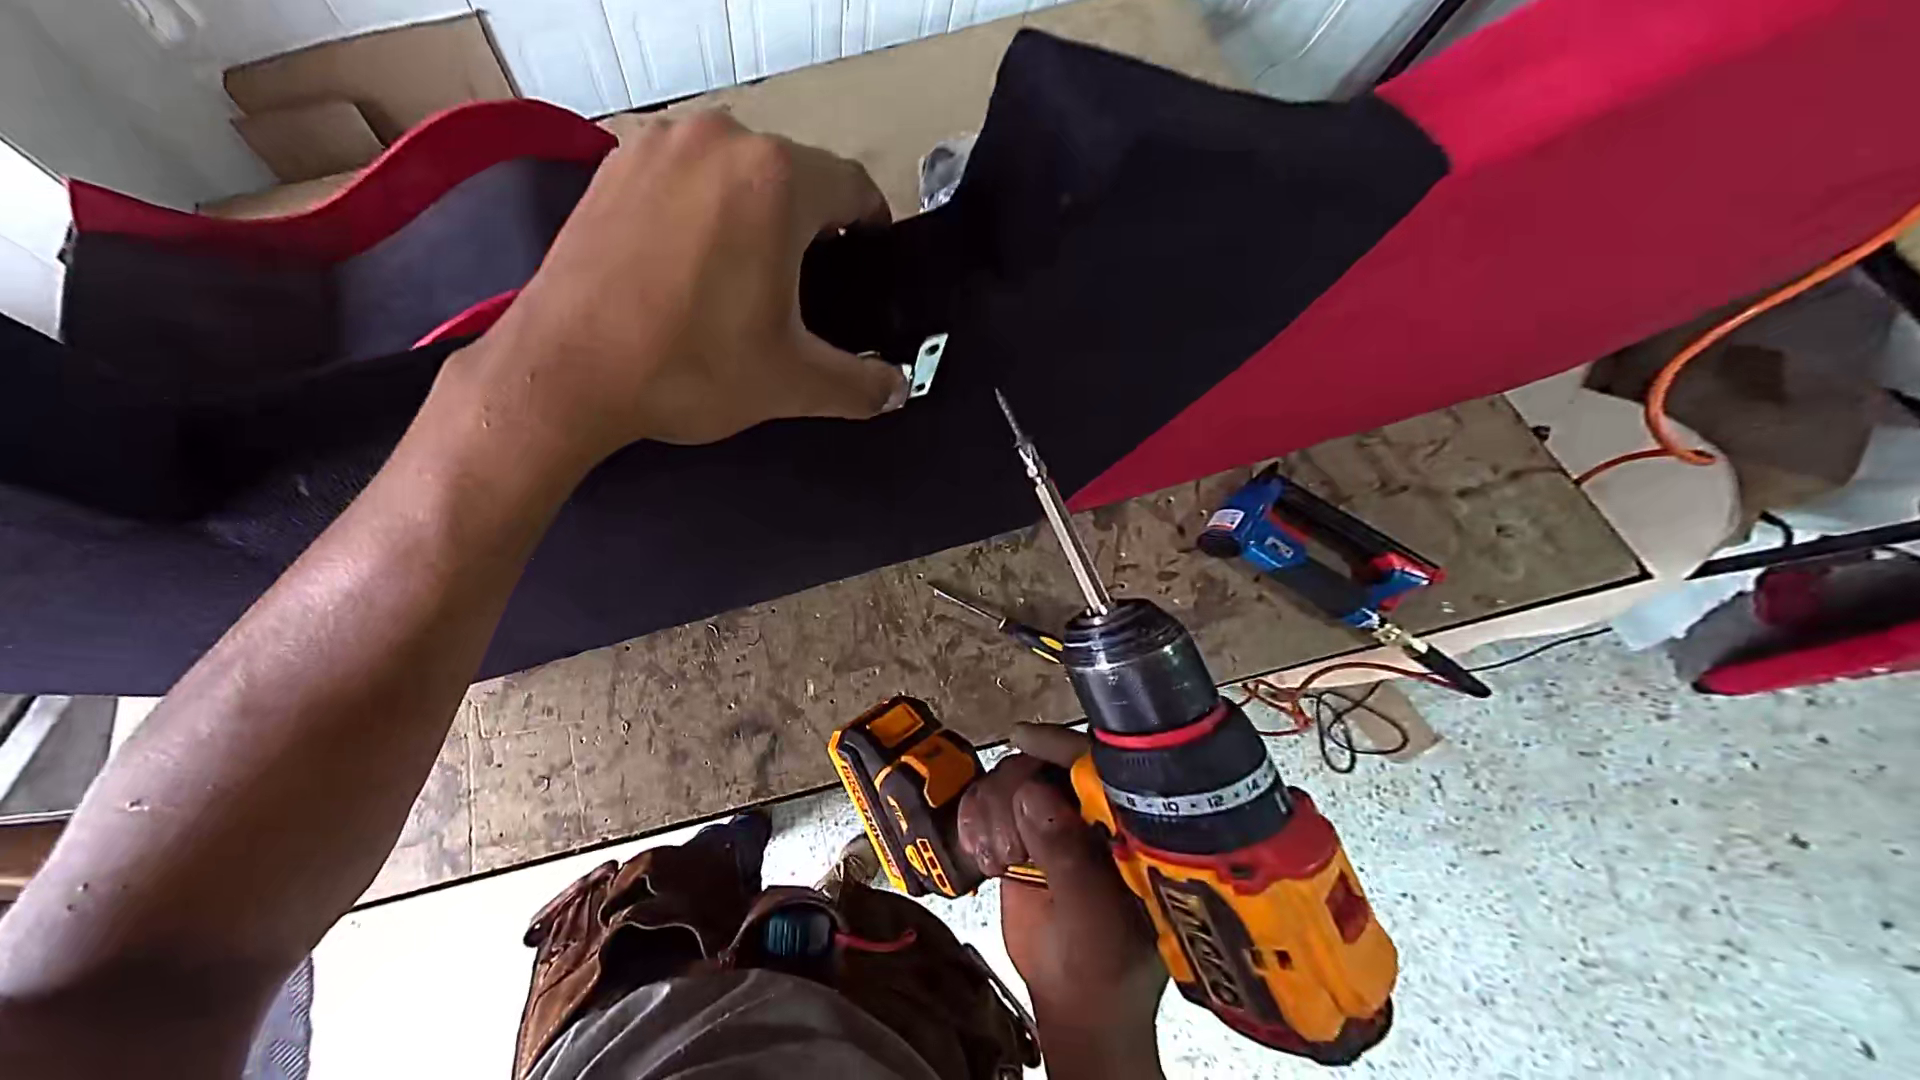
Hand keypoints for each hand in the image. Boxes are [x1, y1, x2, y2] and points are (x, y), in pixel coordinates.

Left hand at [440, 110, 907, 468]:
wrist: (565, 372)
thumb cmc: (692, 368)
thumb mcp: (794, 384)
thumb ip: (860, 385)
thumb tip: (898, 389)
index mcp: (777, 179)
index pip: (854, 189)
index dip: (872, 228)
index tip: (870, 263)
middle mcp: (720, 139)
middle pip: (796, 178)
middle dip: (813, 227)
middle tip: (809, 288)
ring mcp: (657, 144)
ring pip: (738, 174)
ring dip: (757, 216)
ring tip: (748, 278)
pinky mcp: (611, 164)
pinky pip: (686, 178)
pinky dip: (705, 211)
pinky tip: (693, 265)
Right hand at [959, 724, 1166, 1074]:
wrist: (1074, 1002)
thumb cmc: (1104, 969)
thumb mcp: (1093, 919)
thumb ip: (1067, 859)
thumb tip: (1033, 794)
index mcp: (1124, 824)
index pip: (1096, 764)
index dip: (1061, 746)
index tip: (1024, 738)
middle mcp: (1088, 812)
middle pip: (1042, 765)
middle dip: (1015, 795)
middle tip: (1011, 847)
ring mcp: (1052, 818)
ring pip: (1009, 776)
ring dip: (992, 811)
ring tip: (1001, 858)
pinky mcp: (1019, 830)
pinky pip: (985, 798)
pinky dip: (975, 817)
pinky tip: (984, 853)